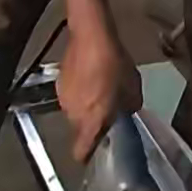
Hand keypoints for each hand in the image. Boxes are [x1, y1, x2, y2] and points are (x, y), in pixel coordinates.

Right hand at [57, 27, 141, 161]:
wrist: (91, 35)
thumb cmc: (113, 63)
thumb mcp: (133, 85)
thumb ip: (131, 106)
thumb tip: (128, 112)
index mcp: (90, 122)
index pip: (80, 153)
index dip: (89, 155)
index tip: (100, 150)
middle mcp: (72, 116)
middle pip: (80, 131)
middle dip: (93, 124)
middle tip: (107, 110)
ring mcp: (63, 99)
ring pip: (75, 112)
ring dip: (86, 106)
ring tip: (99, 88)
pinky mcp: (59, 82)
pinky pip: (71, 95)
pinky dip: (80, 91)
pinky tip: (90, 75)